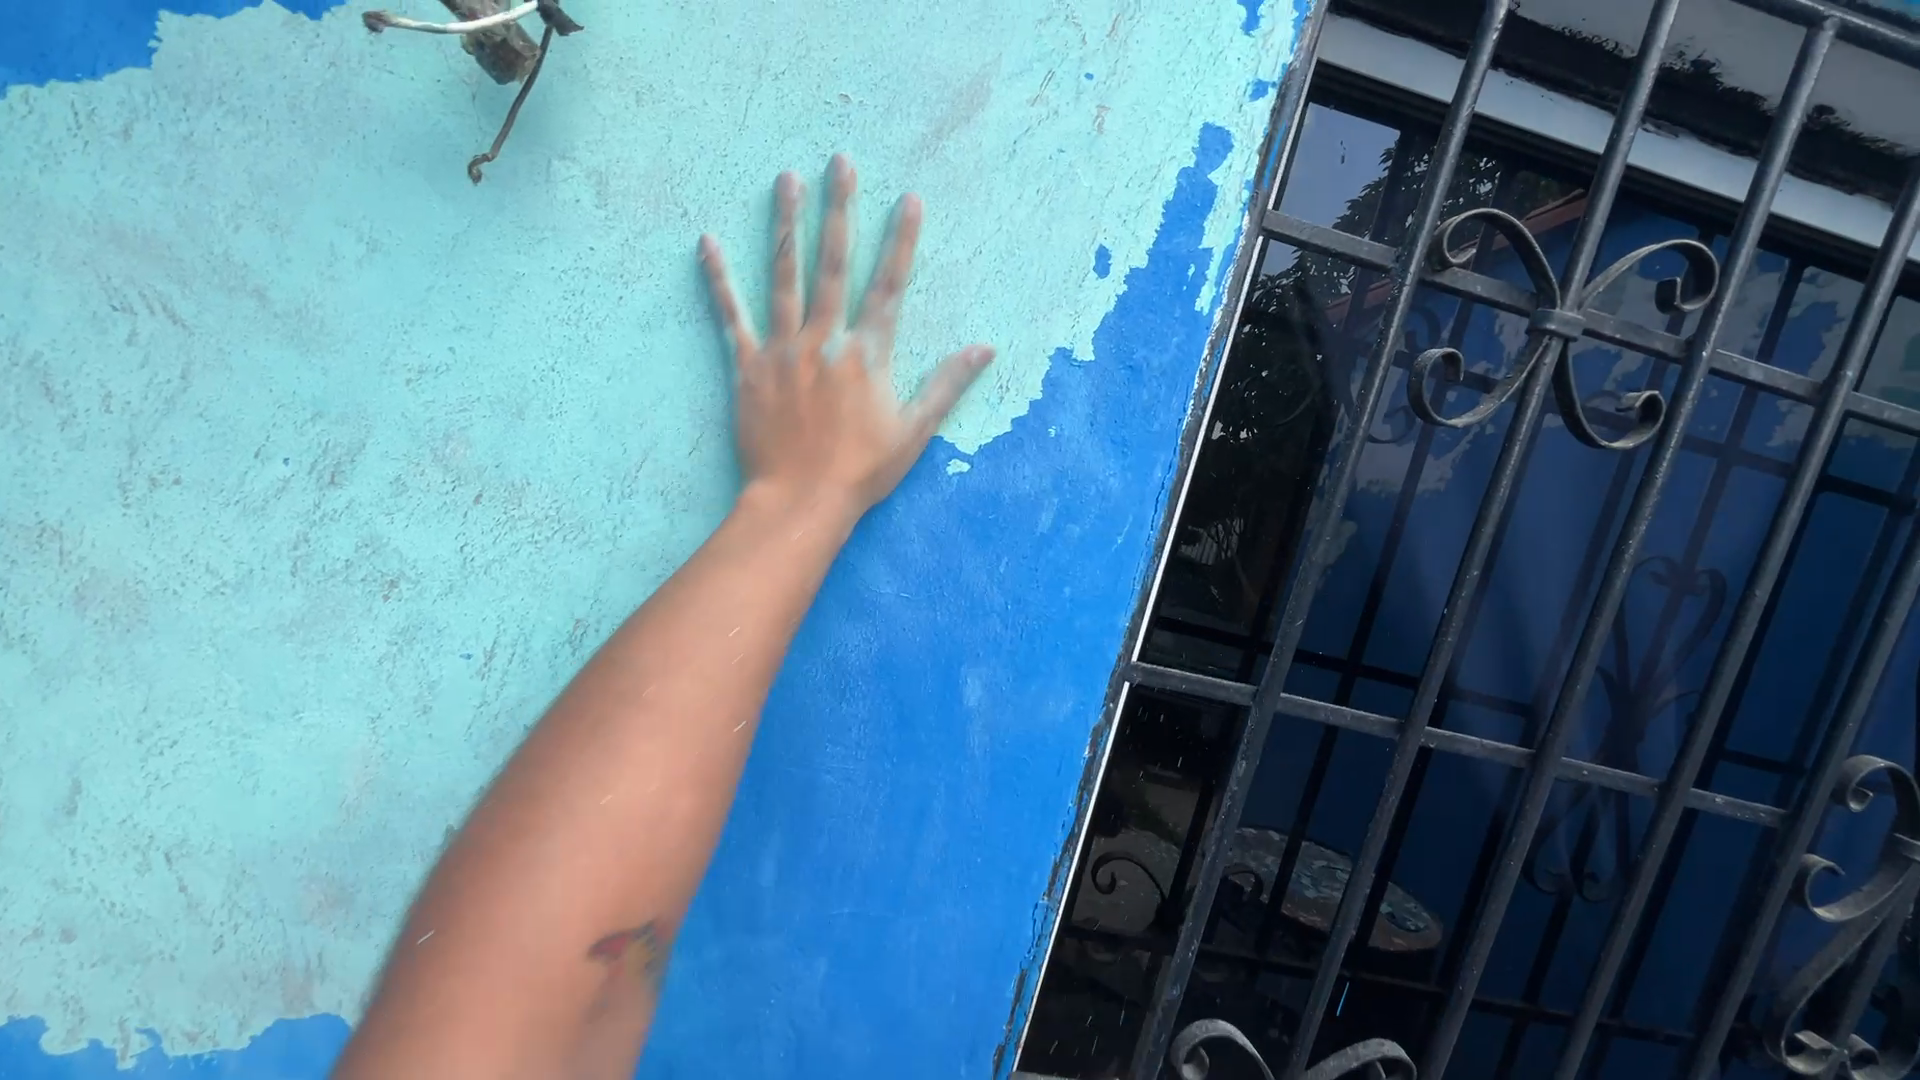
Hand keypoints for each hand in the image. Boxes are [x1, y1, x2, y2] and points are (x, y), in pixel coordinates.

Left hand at [698, 155, 993, 519]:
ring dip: (787, 226)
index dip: (902, 242)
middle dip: (839, 210)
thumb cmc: (862, 471)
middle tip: (839, 162)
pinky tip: (707, 243)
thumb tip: (986, 348)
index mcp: (868, 353)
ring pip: (785, 277)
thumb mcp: (915, 431)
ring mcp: (783, 350)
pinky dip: (719, 280)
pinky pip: (731, 317)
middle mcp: (826, 339)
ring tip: (786, 180)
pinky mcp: (747, 368)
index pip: (890, 286)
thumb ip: (948, 384)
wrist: (802, 500)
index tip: (909, 200)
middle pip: (834, 265)